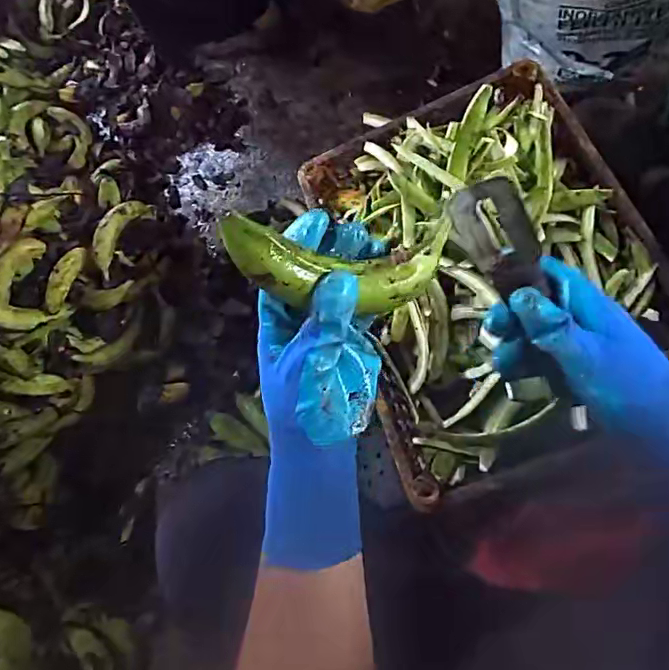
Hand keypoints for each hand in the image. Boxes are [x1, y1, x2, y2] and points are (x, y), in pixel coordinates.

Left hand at [254, 210, 384, 568]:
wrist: (322, 449)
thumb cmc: (301, 407)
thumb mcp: (307, 362)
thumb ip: (325, 322)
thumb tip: (341, 278)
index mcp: (277, 321)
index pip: (283, 274)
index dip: (296, 245)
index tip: (317, 221)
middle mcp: (302, 318)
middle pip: (316, 274)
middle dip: (334, 250)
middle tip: (356, 228)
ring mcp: (329, 327)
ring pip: (343, 288)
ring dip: (359, 266)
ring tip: (379, 244)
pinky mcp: (353, 340)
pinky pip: (364, 309)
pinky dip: (377, 292)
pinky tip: (391, 275)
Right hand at [486, 257, 668, 529]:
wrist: (667, 434)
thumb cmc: (628, 387)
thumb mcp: (586, 354)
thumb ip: (552, 325)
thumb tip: (518, 293)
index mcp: (589, 304)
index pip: (552, 273)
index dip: (523, 274)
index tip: (494, 285)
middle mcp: (583, 320)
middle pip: (538, 306)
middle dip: (512, 317)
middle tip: (491, 332)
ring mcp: (582, 347)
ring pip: (538, 337)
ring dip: (516, 347)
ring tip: (502, 367)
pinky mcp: (580, 373)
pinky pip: (547, 363)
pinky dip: (531, 369)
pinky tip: (517, 384)